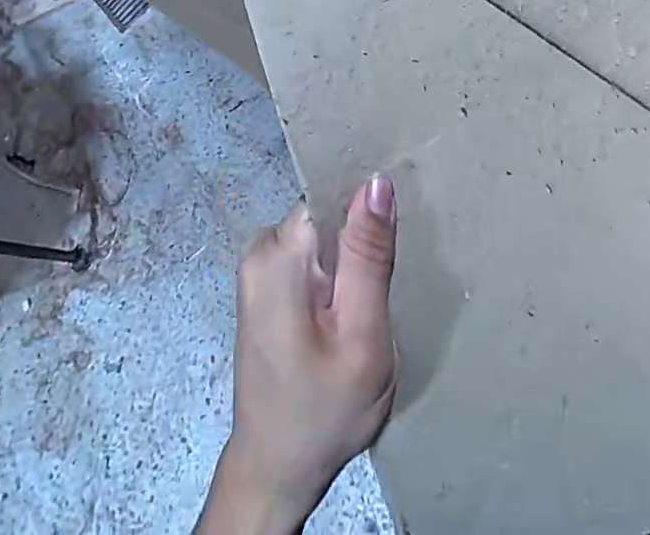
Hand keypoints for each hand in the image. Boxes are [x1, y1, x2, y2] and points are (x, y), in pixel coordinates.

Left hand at [198, 176, 398, 533]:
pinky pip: (308, 257)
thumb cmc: (324, 409)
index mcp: (278, 256)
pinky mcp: (264, 286)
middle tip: (379, 288)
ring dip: (348, 262)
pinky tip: (345, 311)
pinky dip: (333, 276)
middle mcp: (259, 251)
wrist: (278, 466)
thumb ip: (369, 256)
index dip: (365, 211)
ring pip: (320, 237)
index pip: (329, 196)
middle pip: (325, 216)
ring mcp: (257, 270)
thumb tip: (377, 183)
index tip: (392, 238)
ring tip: (364, 305)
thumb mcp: (362, 335)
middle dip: (358, 241)